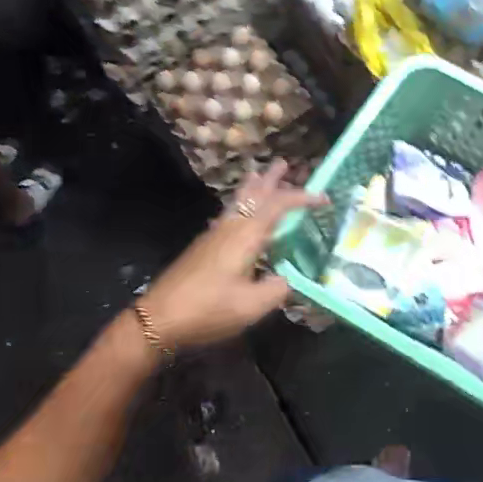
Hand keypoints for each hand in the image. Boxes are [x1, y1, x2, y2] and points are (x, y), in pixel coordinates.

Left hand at [136, 161, 319, 350]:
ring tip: (260, 176)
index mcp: (245, 236)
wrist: (158, 318)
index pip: (278, 205)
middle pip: (253, 194)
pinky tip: (236, 215)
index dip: (302, 198)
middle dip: (271, 179)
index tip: (324, 198)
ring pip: (237, 202)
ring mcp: (213, 236)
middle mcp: (229, 228)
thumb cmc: (208, 309)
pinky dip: (240, 206)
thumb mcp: (252, 306)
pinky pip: (228, 215)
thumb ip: (277, 289)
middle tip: (284, 163)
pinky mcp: (203, 247)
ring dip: (252, 189)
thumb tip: (288, 278)